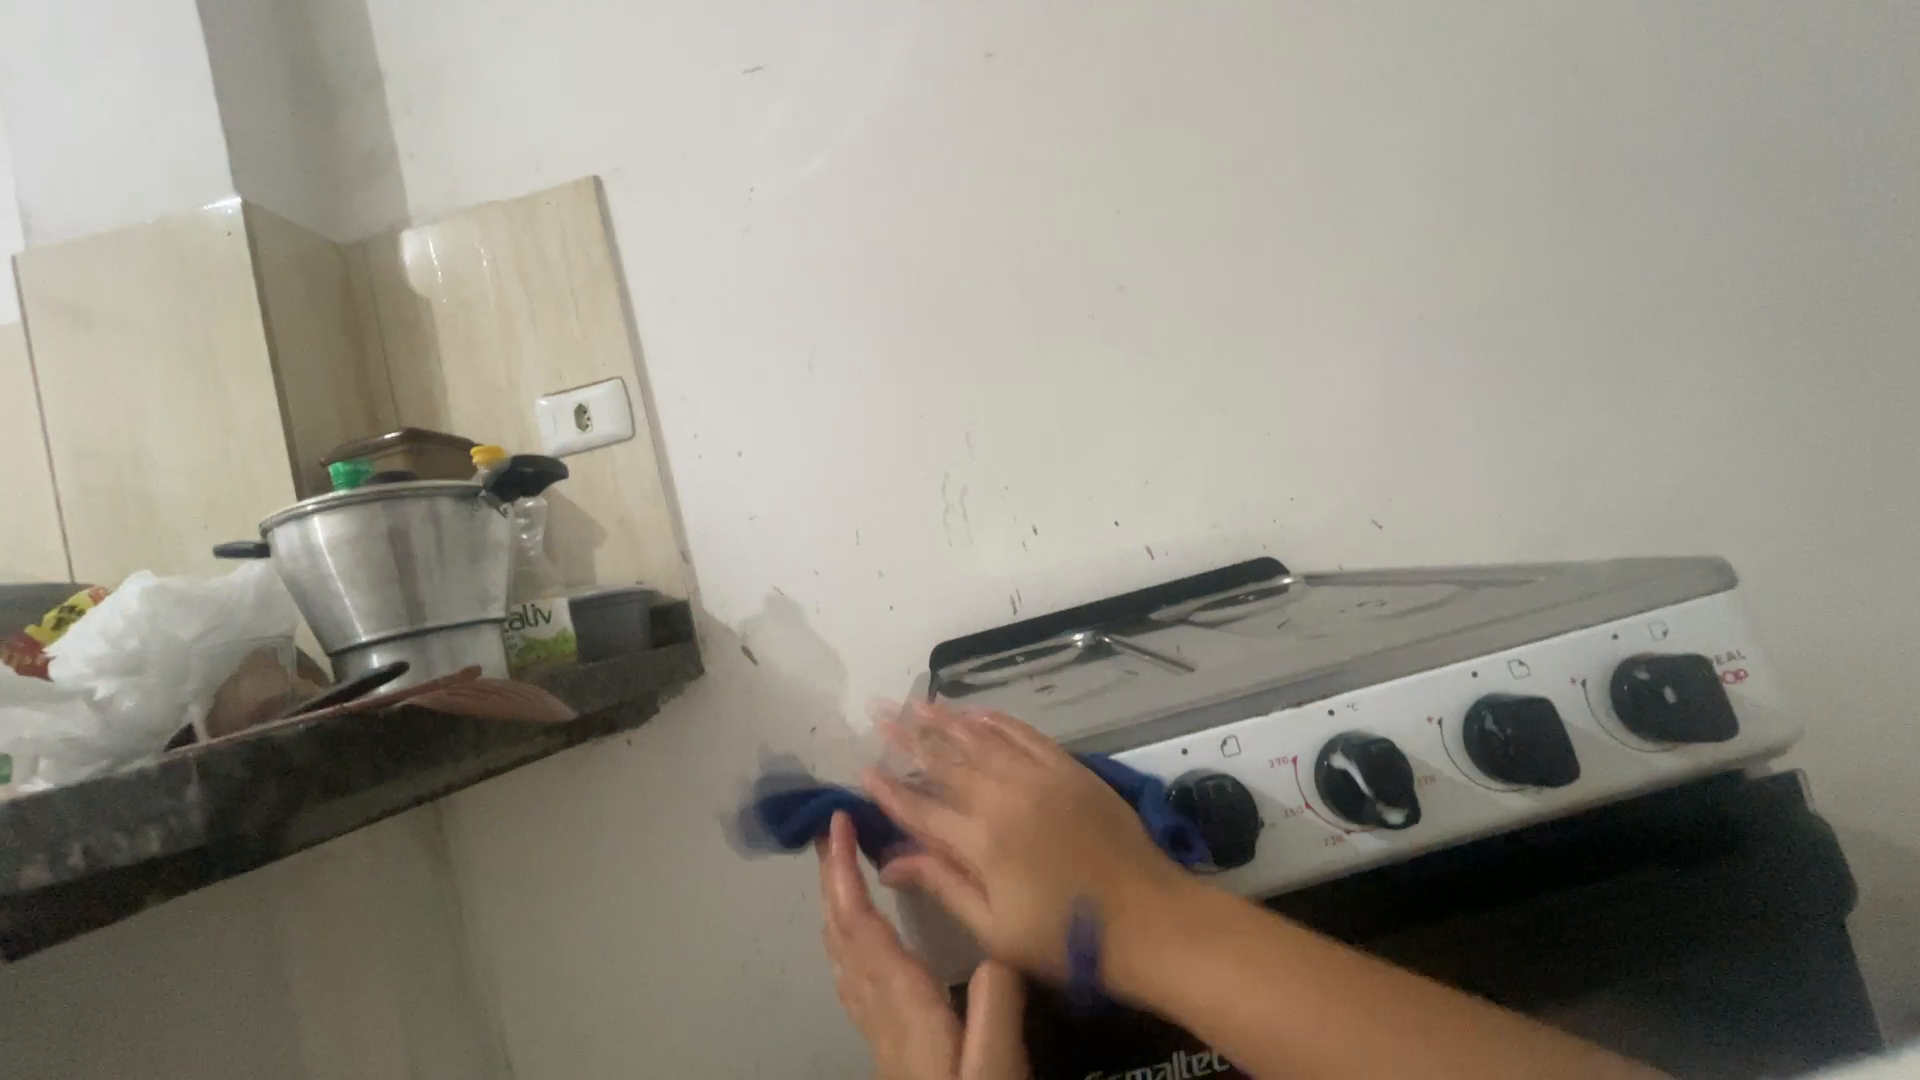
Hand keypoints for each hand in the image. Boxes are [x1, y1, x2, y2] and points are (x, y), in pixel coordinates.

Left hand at [818, 811, 1027, 1079]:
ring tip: (836, 870)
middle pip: (839, 935)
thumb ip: (997, 1004)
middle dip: (829, 879)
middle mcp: (877, 1010)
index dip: (843, 873)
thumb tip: (997, 949)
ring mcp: (876, 1030)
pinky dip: (845, 939)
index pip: (860, 925)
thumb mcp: (997, 1067)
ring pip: (840, 955)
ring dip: (833, 905)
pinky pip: (852, 976)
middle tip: (827, 832)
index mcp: (901, 1002)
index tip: (837, 825)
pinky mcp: (886, 1045)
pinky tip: (856, 941)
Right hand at [864, 703, 1186, 979]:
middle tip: (879, 712)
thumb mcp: (995, 927)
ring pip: (981, 740)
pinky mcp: (1068, 768)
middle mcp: (1004, 797)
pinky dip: (997, 721)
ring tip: (917, 702)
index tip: (862, 770)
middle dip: (907, 737)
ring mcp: (1039, 777)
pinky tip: (976, 712)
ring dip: (946, 720)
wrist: (1147, 918)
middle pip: (945, 761)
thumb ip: (942, 884)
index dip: (889, 790)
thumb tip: (889, 863)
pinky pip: (1024, 735)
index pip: (921, 808)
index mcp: (981, 841)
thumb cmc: (1065, 937)